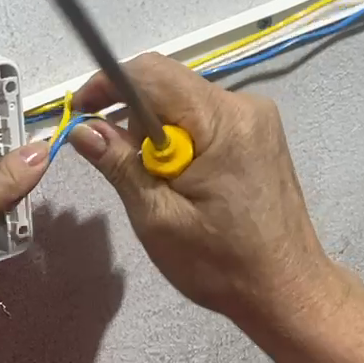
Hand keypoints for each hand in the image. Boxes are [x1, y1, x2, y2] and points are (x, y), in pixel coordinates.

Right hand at [64, 53, 345, 341]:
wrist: (284, 288)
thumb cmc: (219, 263)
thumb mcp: (157, 218)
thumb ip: (120, 165)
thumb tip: (82, 129)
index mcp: (222, 122)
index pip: (152, 74)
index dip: (106, 85)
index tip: (78, 113)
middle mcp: (243, 106)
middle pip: (168, 84)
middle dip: (128, 113)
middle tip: (110, 158)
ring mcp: (255, 118)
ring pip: (182, 102)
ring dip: (151, 130)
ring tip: (148, 179)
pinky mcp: (256, 134)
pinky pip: (201, 118)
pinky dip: (175, 138)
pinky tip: (175, 177)